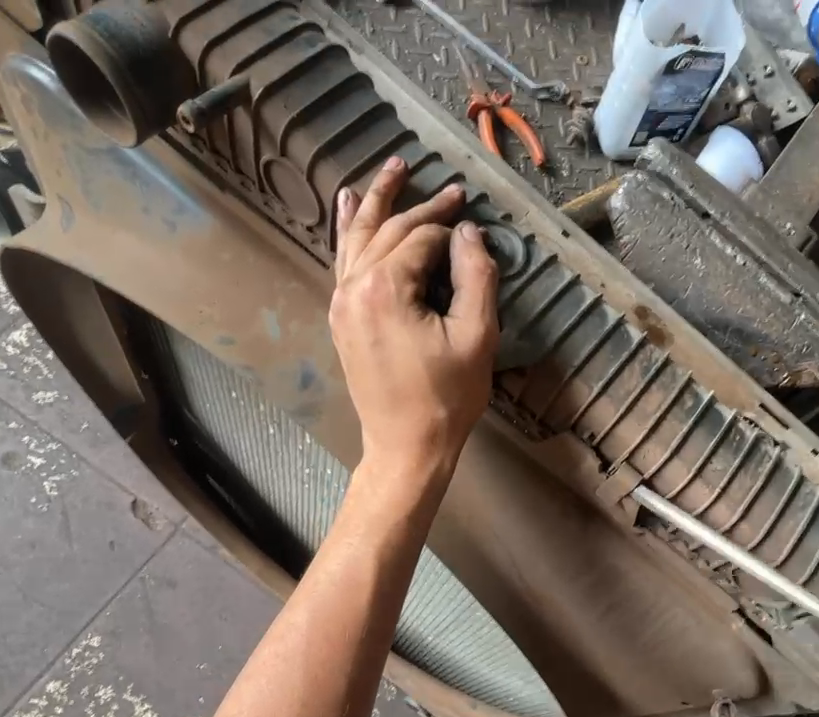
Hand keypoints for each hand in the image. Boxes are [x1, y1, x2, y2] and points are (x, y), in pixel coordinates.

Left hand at [330, 157, 499, 472]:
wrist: (407, 446)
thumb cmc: (447, 398)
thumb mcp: (476, 337)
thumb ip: (476, 277)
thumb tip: (469, 233)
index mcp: (385, 288)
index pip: (421, 239)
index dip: (451, 227)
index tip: (475, 219)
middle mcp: (354, 287)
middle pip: (389, 231)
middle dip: (420, 207)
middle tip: (450, 188)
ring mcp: (342, 302)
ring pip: (358, 238)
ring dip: (375, 201)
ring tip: (392, 169)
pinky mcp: (342, 318)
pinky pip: (343, 261)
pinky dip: (348, 231)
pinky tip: (347, 207)